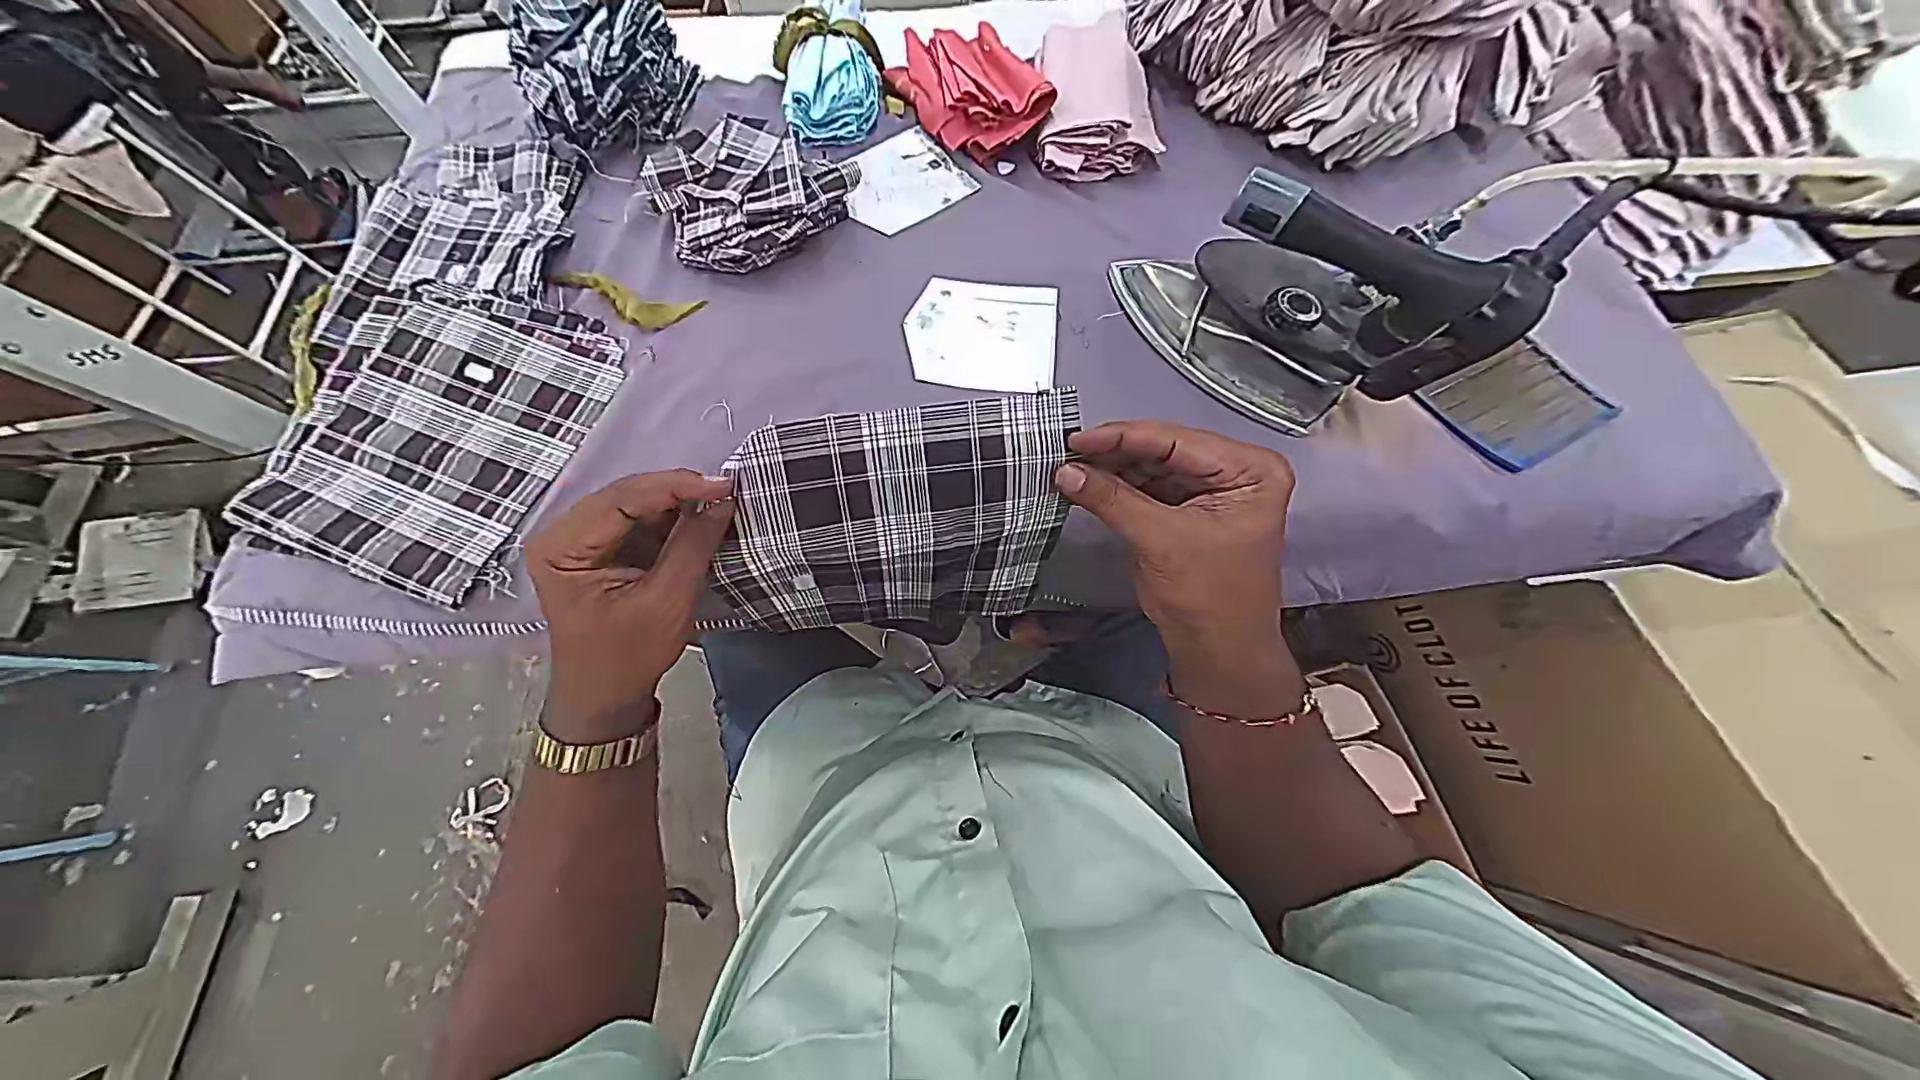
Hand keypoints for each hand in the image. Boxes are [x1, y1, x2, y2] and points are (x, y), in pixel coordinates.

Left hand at [527, 471, 734, 731]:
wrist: (606, 696)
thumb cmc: (627, 657)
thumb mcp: (666, 602)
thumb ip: (692, 546)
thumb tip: (722, 501)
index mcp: (561, 547)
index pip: (621, 500)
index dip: (674, 487)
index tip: (723, 485)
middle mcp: (564, 533)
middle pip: (627, 495)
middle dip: (679, 491)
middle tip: (727, 490)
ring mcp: (584, 539)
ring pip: (638, 503)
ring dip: (681, 503)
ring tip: (721, 501)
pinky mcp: (607, 548)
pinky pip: (644, 520)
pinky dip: (676, 518)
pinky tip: (704, 516)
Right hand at [1054, 422, 1298, 715]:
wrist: (1219, 651)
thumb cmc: (1210, 599)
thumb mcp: (1160, 540)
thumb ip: (1112, 499)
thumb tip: (1066, 470)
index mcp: (1252, 471)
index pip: (1179, 441)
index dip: (1124, 438)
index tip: (1079, 439)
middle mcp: (1237, 473)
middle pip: (1165, 450)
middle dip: (1115, 454)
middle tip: (1069, 454)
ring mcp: (1214, 491)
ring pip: (1153, 468)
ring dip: (1113, 470)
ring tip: (1072, 469)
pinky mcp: (1191, 510)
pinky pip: (1150, 489)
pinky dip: (1119, 489)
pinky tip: (1090, 484)